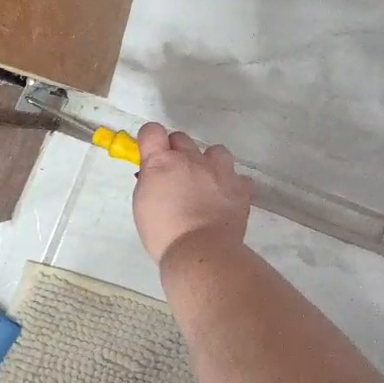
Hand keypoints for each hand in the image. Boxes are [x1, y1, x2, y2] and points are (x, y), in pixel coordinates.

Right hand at [132, 122, 252, 264]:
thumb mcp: (143, 204)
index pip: (152, 131)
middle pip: (181, 138)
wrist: (201, 251)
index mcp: (162, 163)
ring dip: (208, 162)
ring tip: (205, 182)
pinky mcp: (240, 187)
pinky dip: (232, 185)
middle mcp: (191, 159)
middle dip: (175, 151)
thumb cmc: (163, 232)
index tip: (149, 153)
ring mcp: (219, 171)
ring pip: (215, 151)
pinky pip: (239, 177)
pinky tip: (225, 198)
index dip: (150, 139)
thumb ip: (150, 181)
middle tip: (173, 175)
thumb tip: (157, 175)